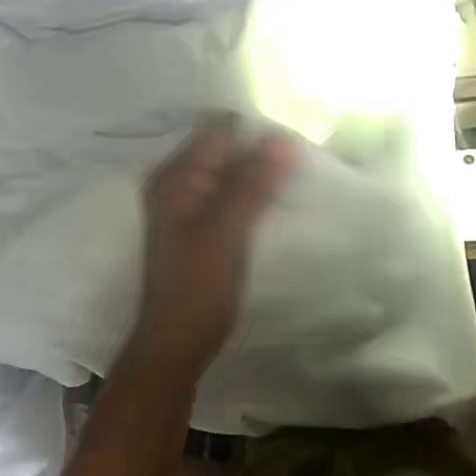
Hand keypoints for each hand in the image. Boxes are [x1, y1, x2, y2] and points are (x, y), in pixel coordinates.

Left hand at [132, 115, 298, 373]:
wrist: (177, 343)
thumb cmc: (198, 289)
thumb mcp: (227, 232)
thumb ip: (252, 184)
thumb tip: (283, 138)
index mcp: (174, 178)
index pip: (219, 132)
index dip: (256, 133)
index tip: (294, 142)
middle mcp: (176, 183)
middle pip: (225, 149)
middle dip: (260, 151)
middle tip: (301, 161)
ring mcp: (187, 205)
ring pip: (231, 173)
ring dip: (260, 173)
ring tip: (297, 177)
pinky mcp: (200, 225)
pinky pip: (230, 194)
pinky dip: (253, 193)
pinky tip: (278, 200)